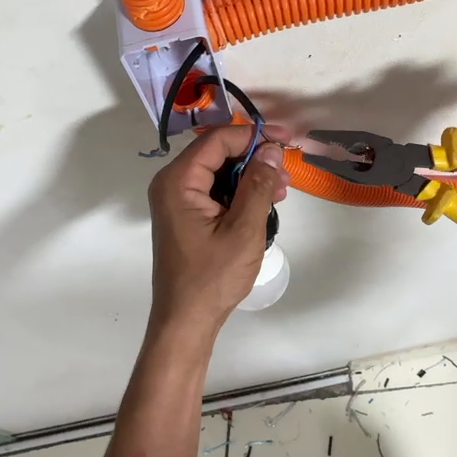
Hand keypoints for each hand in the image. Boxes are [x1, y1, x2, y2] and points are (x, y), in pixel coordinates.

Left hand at [146, 125, 287, 333]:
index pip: (217, 140)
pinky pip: (214, 194)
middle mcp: (171, 185)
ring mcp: (176, 203)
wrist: (186, 319)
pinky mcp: (185, 218)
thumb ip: (258, 185)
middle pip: (217, 154)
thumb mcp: (243, 229)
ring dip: (250, 178)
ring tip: (280, 193)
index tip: (285, 140)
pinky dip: (238, 195)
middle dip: (254, 159)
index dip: (253, 136)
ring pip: (218, 174)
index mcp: (178, 182)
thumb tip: (271, 150)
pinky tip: (263, 206)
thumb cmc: (212, 277)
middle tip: (286, 173)